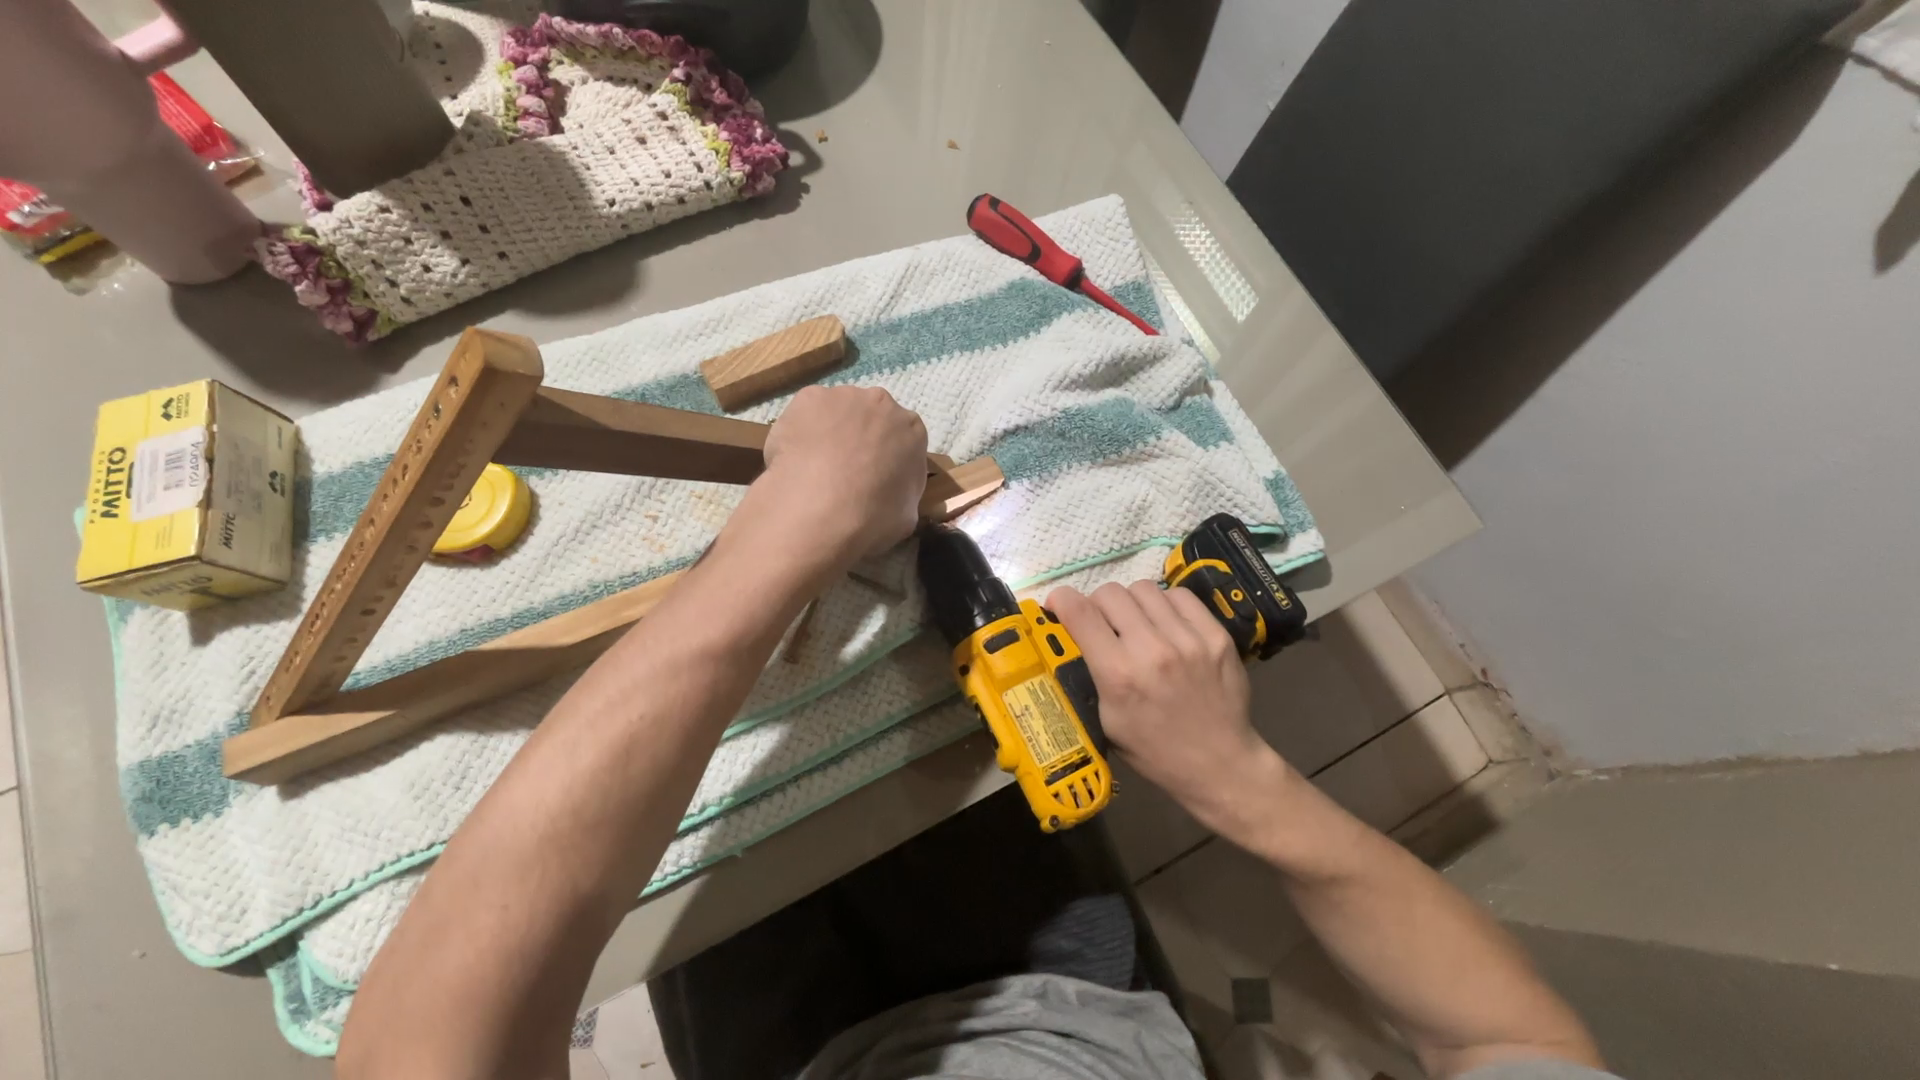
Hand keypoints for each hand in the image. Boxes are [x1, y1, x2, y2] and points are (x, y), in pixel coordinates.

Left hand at [756, 385, 927, 565]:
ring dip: (828, 432)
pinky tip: (794, 458)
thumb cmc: (873, 518)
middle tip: (841, 471)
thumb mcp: (906, 514)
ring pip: (836, 412)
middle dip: (858, 437)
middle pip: (870, 416)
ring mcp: (844, 397)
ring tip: (812, 467)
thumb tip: (891, 492)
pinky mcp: (809, 398)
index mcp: (912, 430)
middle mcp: (882, 403)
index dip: (885, 456)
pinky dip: (800, 431)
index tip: (872, 475)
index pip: (902, 437)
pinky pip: (805, 414)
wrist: (822, 511)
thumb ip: (903, 491)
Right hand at [1047, 581, 1294, 842]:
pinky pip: (1180, 596)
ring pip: (1144, 589)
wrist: (1219, 763)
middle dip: (1097, 603)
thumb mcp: (1107, 720)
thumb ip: (1091, 675)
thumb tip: (1073, 637)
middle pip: (1110, 593)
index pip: (1079, 612)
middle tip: (1102, 622)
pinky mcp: (1216, 635)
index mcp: (1118, 675)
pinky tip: (1166, 625)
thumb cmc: (1154, 750)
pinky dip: (1165, 605)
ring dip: (1132, 603)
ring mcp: (1189, 640)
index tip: (1058, 604)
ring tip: (1136, 624)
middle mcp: (1152, 650)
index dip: (1061, 599)